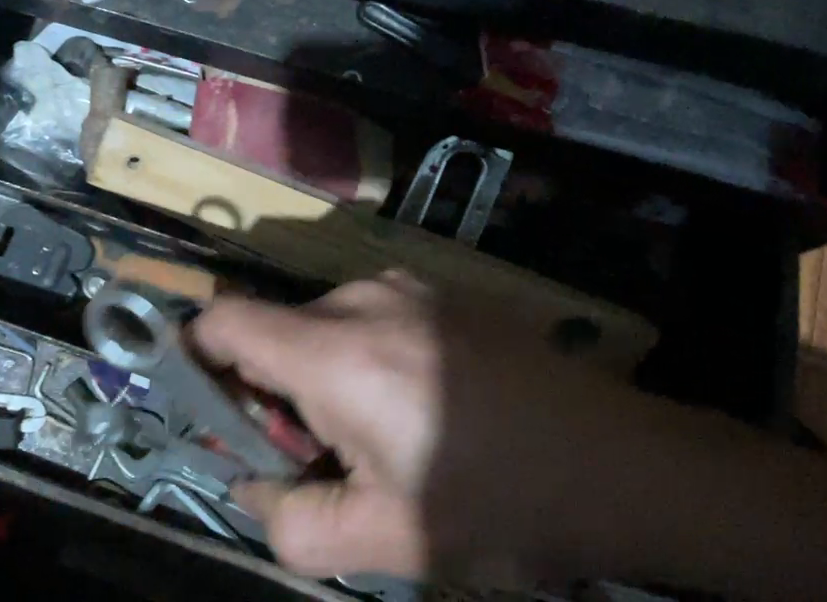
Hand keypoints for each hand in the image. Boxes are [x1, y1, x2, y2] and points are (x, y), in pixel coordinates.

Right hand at [191, 274, 658, 585]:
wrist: (628, 466)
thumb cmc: (499, 503)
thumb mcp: (387, 541)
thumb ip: (292, 523)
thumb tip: (249, 486)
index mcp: (331, 352)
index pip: (221, 321)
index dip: (198, 358)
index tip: (221, 414)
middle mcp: (355, 298)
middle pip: (272, 330)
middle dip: (274, 390)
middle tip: (323, 452)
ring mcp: (401, 285)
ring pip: (320, 324)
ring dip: (323, 373)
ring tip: (387, 431)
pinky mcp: (437, 288)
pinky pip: (366, 314)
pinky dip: (364, 354)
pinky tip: (425, 403)